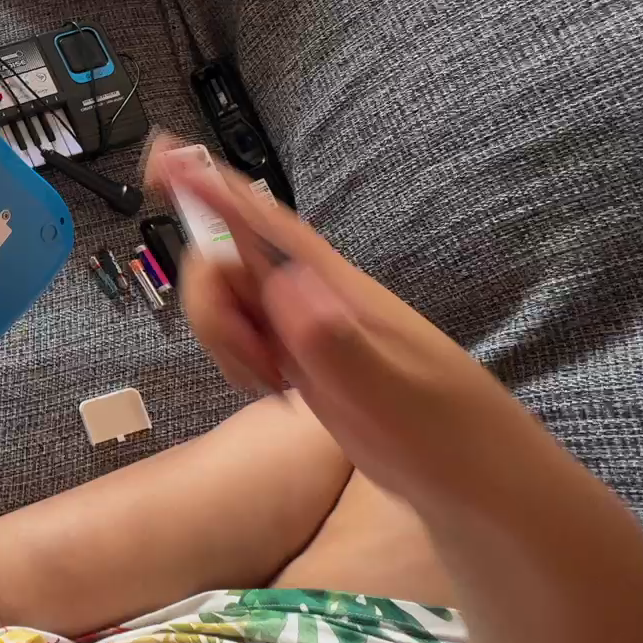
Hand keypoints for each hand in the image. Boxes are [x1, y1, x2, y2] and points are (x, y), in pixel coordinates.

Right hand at [147, 135, 552, 513]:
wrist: (479, 483)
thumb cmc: (452, 436)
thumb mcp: (396, 396)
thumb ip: (337, 341)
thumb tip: (282, 281)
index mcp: (333, 285)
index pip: (262, 220)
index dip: (210, 185)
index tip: (163, 160)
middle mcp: (306, 292)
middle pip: (222, 263)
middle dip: (213, 307)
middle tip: (256, 365)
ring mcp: (296, 321)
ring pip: (222, 298)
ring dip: (223, 338)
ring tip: (271, 382)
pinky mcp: (291, 350)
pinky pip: (235, 331)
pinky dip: (233, 358)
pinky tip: (273, 388)